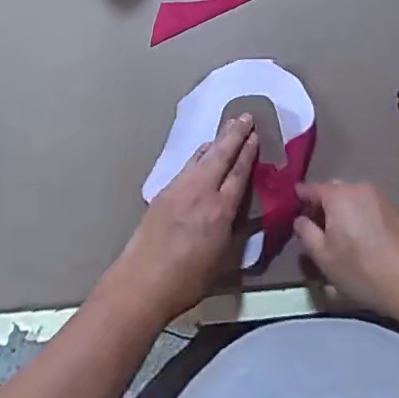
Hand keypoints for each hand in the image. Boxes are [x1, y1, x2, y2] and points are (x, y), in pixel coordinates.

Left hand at [100, 113, 256, 324]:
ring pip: (202, 157)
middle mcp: (201, 192)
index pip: (239, 173)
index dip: (248, 153)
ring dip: (217, 140)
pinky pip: (188, 165)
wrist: (142, 281)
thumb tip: (246, 215)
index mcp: (220, 211)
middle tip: (246, 116)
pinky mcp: (164, 192)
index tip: (256, 136)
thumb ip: (236, 233)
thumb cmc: (187, 281)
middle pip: (221, 156)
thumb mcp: (223, 261)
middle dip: (235, 134)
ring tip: (229, 126)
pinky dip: (200, 154)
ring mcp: (180, 189)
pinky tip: (203, 151)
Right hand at [293, 181, 398, 319]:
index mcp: (338, 194)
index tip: (292, 213)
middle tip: (317, 231)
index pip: (309, 188)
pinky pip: (370, 208)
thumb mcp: (323, 257)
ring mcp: (382, 198)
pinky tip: (364, 242)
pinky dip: (361, 219)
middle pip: (333, 191)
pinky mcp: (398, 211)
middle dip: (322, 207)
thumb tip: (300, 219)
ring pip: (353, 200)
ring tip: (341, 239)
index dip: (298, 200)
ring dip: (343, 213)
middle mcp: (360, 187)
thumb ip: (305, 232)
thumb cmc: (363, 270)